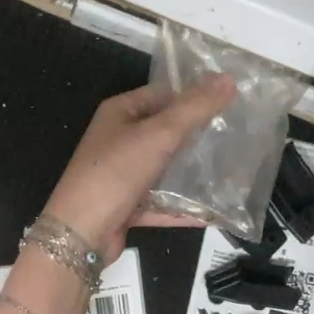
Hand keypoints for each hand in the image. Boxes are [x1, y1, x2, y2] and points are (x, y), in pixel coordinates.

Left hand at [42, 76, 238, 263]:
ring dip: (190, 174)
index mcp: (119, 113)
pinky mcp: (126, 208)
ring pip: (163, 171)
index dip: (193, 96)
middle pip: (164, 133)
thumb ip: (194, 108)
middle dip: (196, 137)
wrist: (81, 233)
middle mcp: (118, 142)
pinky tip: (210, 213)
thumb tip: (229, 80)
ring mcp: (121, 177)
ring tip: (228, 172)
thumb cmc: (116, 173)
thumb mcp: (159, 134)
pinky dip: (181, 209)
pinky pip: (160, 204)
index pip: (162, 94)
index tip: (228, 103)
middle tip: (233, 137)